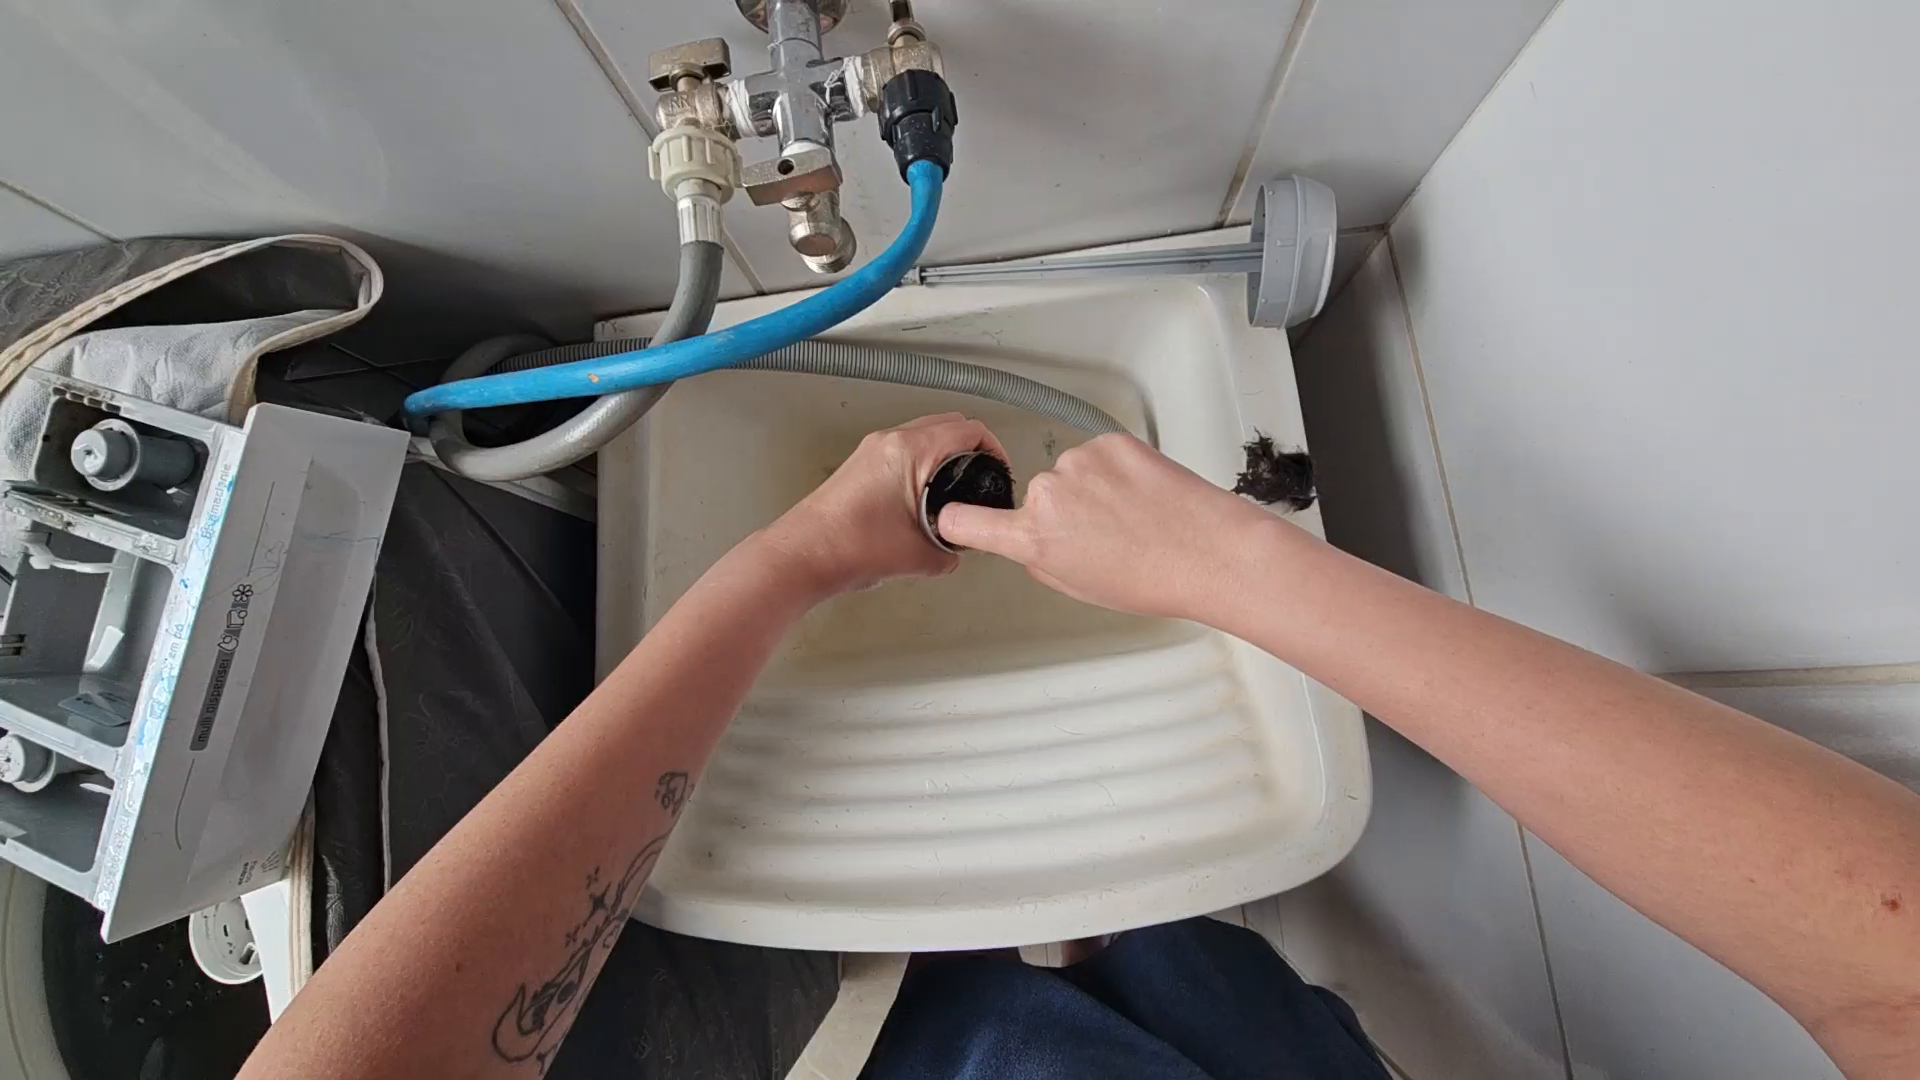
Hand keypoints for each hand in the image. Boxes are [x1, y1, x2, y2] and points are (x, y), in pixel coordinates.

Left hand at [757, 413, 1008, 596]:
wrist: (803, 556)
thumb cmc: (848, 548)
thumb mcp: (922, 557)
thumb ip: (953, 550)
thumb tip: (960, 548)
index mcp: (911, 451)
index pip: (969, 429)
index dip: (994, 447)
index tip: (1001, 468)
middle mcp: (890, 441)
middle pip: (947, 424)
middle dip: (973, 447)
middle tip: (985, 474)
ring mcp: (872, 449)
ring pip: (923, 435)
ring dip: (946, 452)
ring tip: (957, 486)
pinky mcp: (860, 464)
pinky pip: (903, 450)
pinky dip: (923, 462)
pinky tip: (925, 495)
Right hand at [936, 433, 1272, 621]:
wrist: (1213, 552)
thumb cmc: (1154, 580)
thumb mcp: (1081, 588)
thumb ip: (1042, 561)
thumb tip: (1033, 541)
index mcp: (1035, 538)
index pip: (967, 522)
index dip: (957, 521)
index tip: (952, 517)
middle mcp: (1048, 494)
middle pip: (1039, 497)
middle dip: (1063, 510)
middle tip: (1107, 533)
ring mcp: (1079, 462)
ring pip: (1072, 473)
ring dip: (1092, 487)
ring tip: (1133, 513)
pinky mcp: (1111, 441)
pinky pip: (1099, 455)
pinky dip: (1114, 470)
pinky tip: (1143, 493)